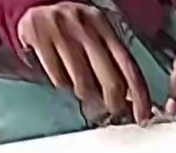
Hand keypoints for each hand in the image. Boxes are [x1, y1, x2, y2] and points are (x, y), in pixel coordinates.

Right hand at [16, 2, 151, 123]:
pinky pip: (59, 78)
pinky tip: (62, 76)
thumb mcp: (97, 43)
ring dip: (86, 95)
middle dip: (113, 104)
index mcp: (104, 27)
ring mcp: (60, 27)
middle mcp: (84, 24)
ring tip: (82, 88)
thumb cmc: (72, 35)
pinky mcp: (38, 34)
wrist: (33, 9)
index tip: (142, 118)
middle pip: (111, 82)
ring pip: (84, 84)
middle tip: (109, 108)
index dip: (139, 98)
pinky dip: (63, 85)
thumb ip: (115, 67)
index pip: (129, 68)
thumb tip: (133, 105)